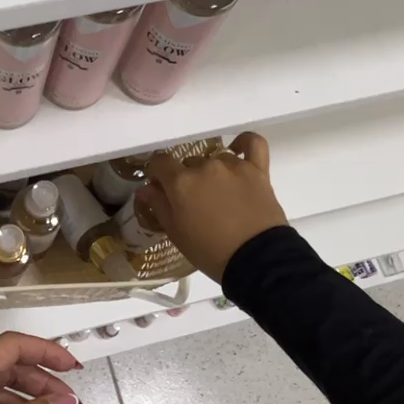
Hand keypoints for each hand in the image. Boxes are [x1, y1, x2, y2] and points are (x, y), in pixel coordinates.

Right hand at [142, 131, 287, 282]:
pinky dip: (243, 143)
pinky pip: (252, 144)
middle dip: (185, 178)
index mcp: (181, 182)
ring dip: (211, 172)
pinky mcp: (258, 170)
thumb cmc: (210, 251)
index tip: (158, 185)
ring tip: (218, 194)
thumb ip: (158, 205)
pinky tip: (237, 149)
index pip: (159, 162)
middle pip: (188, 163)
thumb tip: (145, 188)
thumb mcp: (176, 233)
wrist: (257, 260)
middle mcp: (205, 166)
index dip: (156, 172)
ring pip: (215, 159)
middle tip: (192, 201)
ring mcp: (233, 166)